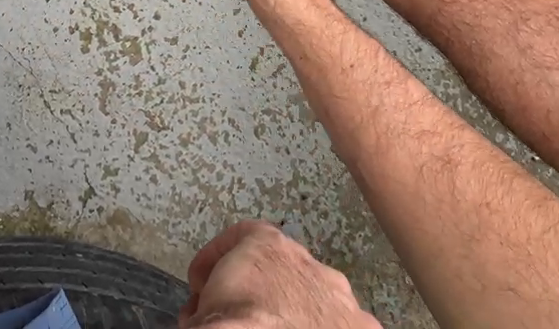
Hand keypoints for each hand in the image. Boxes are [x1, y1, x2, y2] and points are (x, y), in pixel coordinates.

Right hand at [180, 221, 380, 327]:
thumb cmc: (242, 323)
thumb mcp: (201, 312)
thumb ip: (199, 307)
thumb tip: (196, 319)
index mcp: (267, 245)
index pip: (235, 238)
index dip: (213, 261)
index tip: (199, 286)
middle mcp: (308, 262)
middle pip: (274, 268)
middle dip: (252, 290)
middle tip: (232, 316)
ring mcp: (340, 297)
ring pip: (308, 296)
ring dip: (287, 311)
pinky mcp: (362, 327)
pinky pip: (335, 324)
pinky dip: (317, 328)